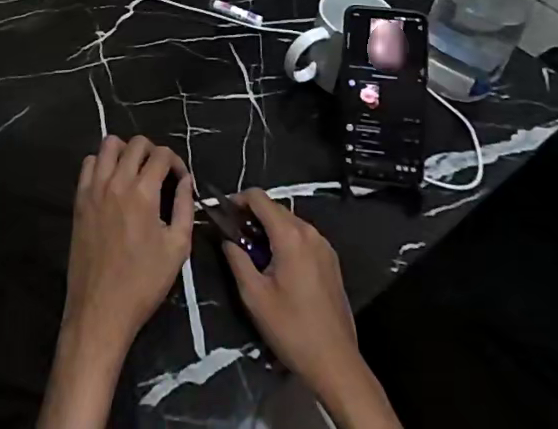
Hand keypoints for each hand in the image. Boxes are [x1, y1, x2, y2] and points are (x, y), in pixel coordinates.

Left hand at [41, 136, 193, 428]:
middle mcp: (116, 183)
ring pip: (108, 146)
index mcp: (143, 193)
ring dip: (126, 151)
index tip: (181, 181)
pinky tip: (112, 182)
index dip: (177, 163)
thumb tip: (186, 181)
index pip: (162, 155)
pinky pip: (88, 165)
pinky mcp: (78, 202)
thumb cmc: (144, 282)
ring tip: (135, 172)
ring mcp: (93, 190)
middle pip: (136, 143)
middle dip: (154, 152)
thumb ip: (184, 207)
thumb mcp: (178, 247)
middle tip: (160, 174)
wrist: (100, 311)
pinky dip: (102, 164)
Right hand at [222, 190, 400, 427]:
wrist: (334, 360)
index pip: (260, 198)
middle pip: (276, 208)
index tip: (223, 213)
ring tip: (252, 252)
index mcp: (290, 235)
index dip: (238, 199)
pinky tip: (276, 264)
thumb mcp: (254, 296)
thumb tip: (227, 240)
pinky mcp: (331, 259)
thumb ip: (237, 260)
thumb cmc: (290, 328)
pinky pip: (303, 237)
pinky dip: (286, 240)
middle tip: (233, 236)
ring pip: (291, 223)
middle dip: (253, 216)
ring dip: (270, 229)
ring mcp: (324, 245)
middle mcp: (310, 232)